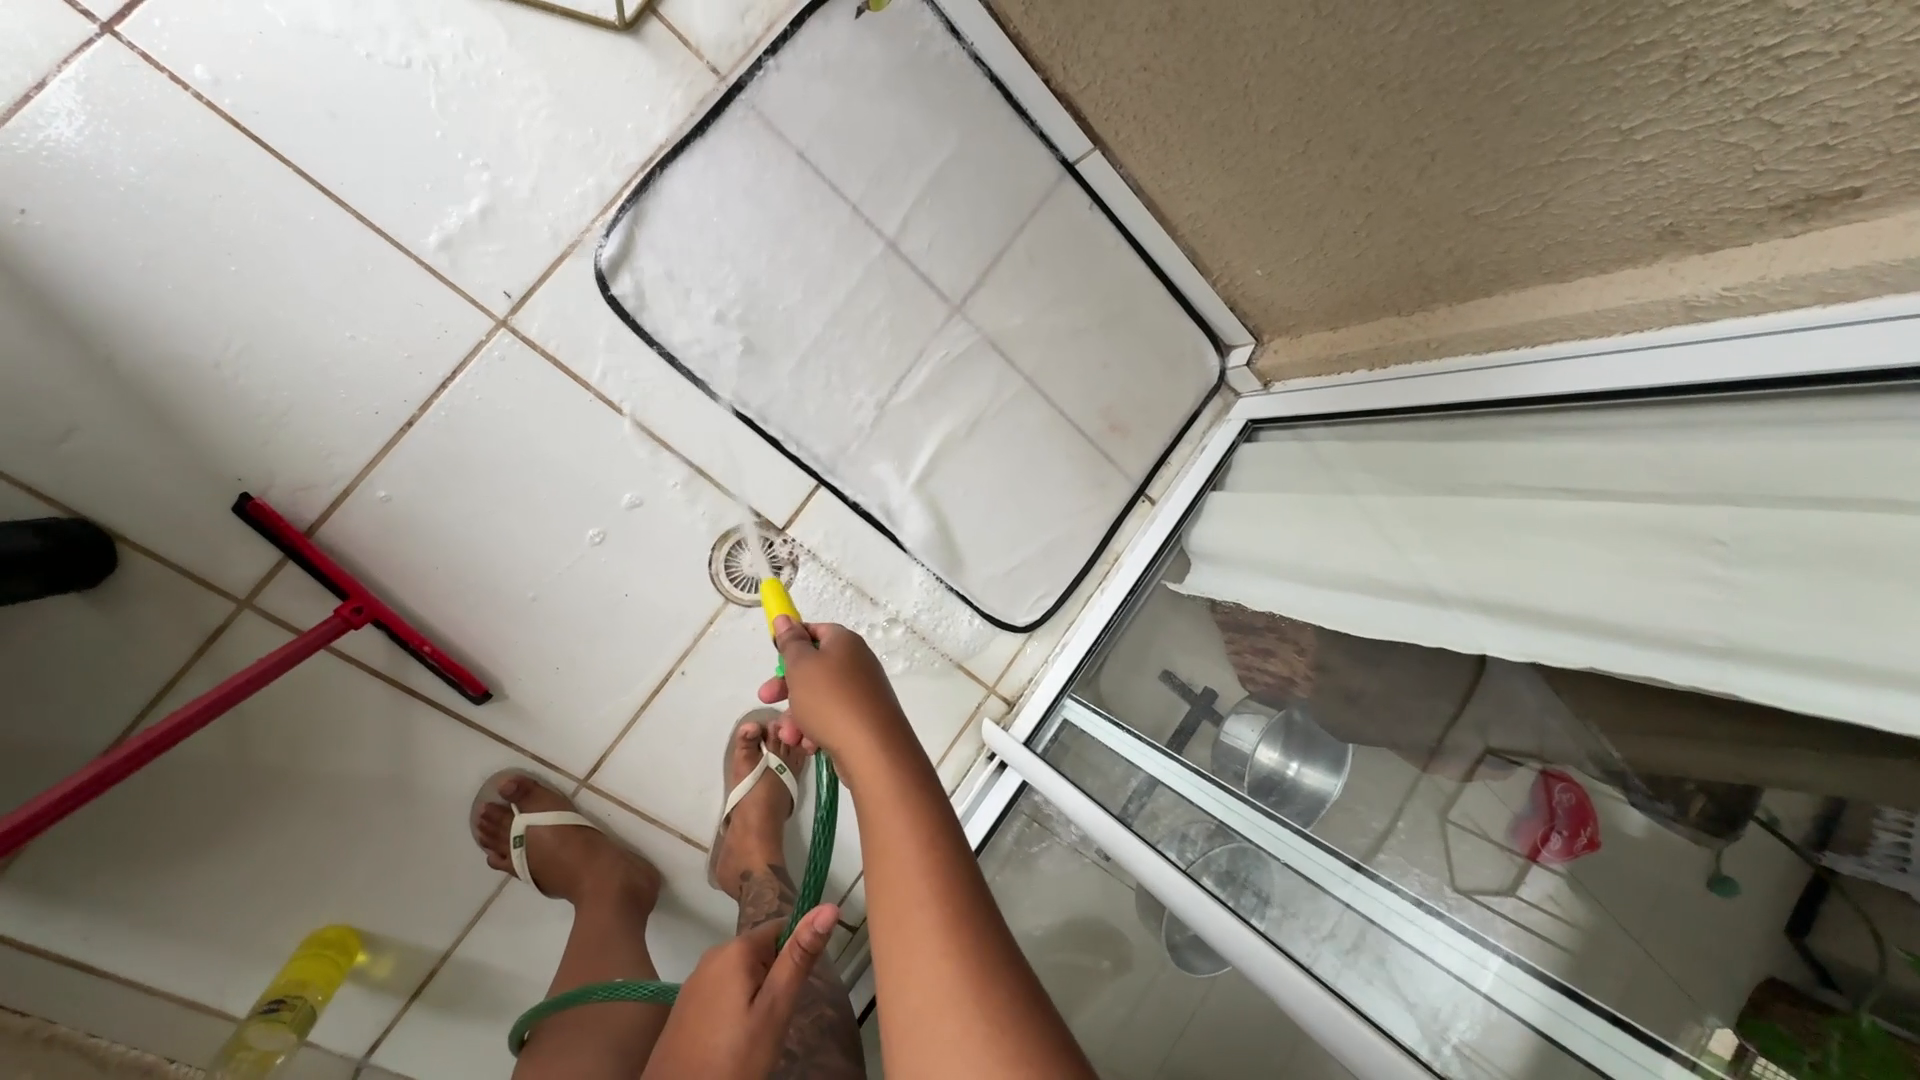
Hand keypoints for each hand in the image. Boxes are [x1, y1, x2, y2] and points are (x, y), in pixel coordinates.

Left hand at [640, 904, 838, 1079]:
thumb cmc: (734, 1057)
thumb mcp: (775, 1008)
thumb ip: (800, 956)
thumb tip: (828, 907)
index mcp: (736, 949)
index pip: (782, 927)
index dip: (796, 956)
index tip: (796, 991)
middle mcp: (713, 954)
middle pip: (762, 951)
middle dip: (776, 978)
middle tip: (777, 1018)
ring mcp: (696, 980)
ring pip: (744, 973)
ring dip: (757, 994)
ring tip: (758, 1033)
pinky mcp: (686, 1004)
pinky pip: (724, 991)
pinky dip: (737, 1007)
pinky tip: (735, 1039)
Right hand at [755, 617, 911, 765]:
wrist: (872, 748)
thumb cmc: (830, 699)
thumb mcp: (801, 666)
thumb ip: (790, 642)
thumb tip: (785, 617)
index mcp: (844, 643)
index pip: (816, 631)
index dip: (793, 641)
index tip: (774, 655)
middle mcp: (856, 663)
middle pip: (813, 668)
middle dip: (786, 686)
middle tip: (766, 699)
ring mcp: (861, 692)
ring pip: (818, 697)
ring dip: (797, 715)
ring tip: (789, 735)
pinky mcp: (862, 718)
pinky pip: (832, 717)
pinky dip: (816, 729)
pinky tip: (808, 745)